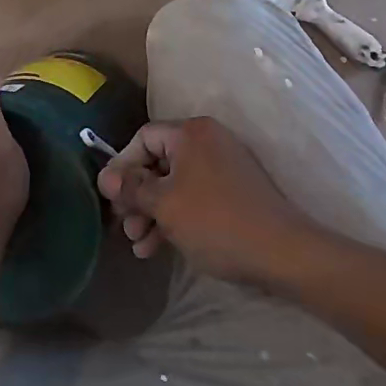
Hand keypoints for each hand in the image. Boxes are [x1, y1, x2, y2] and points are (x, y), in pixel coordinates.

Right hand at [95, 117, 317, 286]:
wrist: (280, 252)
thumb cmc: (215, 221)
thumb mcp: (165, 205)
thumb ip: (132, 188)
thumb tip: (105, 177)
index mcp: (192, 133)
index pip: (143, 138)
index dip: (122, 166)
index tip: (110, 198)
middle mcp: (208, 141)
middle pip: (158, 162)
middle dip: (136, 197)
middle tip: (124, 227)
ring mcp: (223, 166)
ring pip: (174, 184)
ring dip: (152, 212)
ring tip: (139, 246)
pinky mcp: (233, 192)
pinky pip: (193, 196)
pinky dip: (174, 217)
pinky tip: (158, 248)